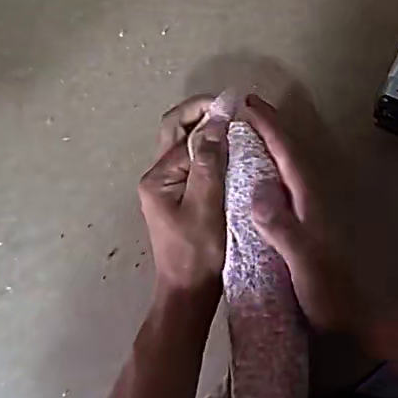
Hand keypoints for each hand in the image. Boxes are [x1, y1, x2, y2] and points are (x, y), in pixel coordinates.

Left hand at [138, 96, 228, 300]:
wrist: (190, 292)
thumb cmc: (198, 252)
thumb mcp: (206, 205)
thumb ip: (209, 162)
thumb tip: (216, 121)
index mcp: (158, 177)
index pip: (183, 131)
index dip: (210, 114)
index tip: (238, 106)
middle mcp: (158, 176)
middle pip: (177, 130)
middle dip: (203, 113)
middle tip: (234, 108)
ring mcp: (169, 186)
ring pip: (186, 144)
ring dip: (209, 130)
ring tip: (238, 125)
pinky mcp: (183, 195)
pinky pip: (195, 161)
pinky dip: (213, 149)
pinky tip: (235, 151)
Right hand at [239, 94, 362, 333]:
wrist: (348, 318)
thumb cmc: (327, 293)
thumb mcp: (303, 262)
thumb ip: (282, 228)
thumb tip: (257, 191)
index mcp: (309, 200)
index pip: (288, 154)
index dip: (270, 127)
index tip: (248, 104)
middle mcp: (311, 198)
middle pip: (290, 152)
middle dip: (271, 126)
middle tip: (246, 106)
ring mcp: (309, 210)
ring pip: (289, 165)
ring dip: (272, 143)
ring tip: (249, 129)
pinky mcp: (304, 224)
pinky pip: (284, 183)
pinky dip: (271, 167)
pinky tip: (257, 174)